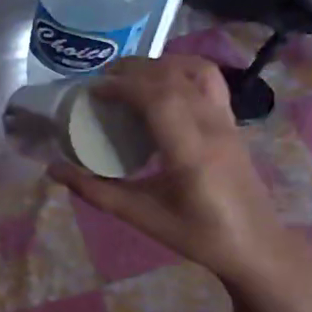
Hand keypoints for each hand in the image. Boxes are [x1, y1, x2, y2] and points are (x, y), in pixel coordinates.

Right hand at [50, 54, 303, 287]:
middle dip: (133, 70)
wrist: (257, 246)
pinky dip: (180, 69)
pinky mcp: (232, 121)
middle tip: (101, 82)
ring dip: (158, 64)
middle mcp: (212, 128)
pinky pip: (209, 80)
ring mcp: (227, 122)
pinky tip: (159, 82)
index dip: (123, 86)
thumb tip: (54, 169)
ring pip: (195, 71)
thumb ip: (95, 191)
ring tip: (129, 76)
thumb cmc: (199, 236)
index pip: (159, 99)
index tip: (93, 91)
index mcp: (191, 153)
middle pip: (173, 78)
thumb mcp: (141, 217)